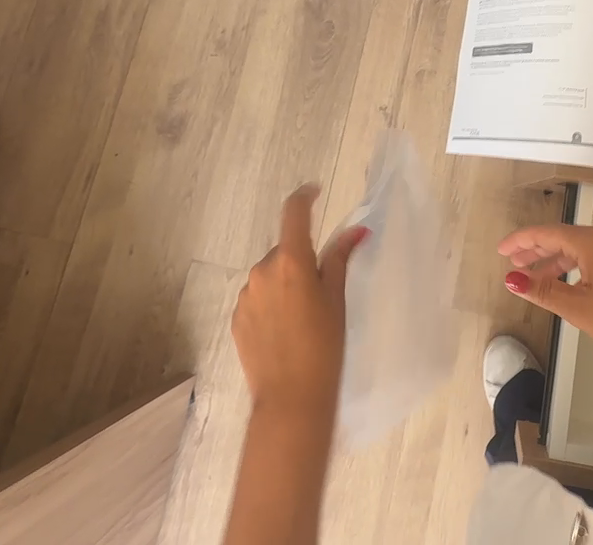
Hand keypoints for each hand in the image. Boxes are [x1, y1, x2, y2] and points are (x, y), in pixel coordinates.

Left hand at [233, 184, 369, 416]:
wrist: (291, 400)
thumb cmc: (324, 345)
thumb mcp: (337, 299)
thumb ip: (340, 258)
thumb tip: (355, 230)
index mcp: (291, 261)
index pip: (294, 213)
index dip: (304, 197)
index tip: (314, 191)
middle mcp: (262, 271)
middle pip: (284, 250)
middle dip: (301, 259)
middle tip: (322, 287)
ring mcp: (246, 295)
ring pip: (270, 275)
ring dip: (285, 282)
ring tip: (304, 317)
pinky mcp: (237, 319)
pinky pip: (258, 297)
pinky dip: (272, 303)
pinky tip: (286, 330)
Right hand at [496, 224, 592, 364]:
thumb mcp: (578, 307)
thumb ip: (544, 291)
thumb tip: (512, 279)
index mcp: (591, 242)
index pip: (546, 233)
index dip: (521, 241)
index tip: (501, 251)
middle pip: (561, 237)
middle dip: (534, 250)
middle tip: (511, 263)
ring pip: (575, 249)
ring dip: (551, 261)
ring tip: (531, 278)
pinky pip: (589, 258)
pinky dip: (570, 267)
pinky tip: (563, 284)